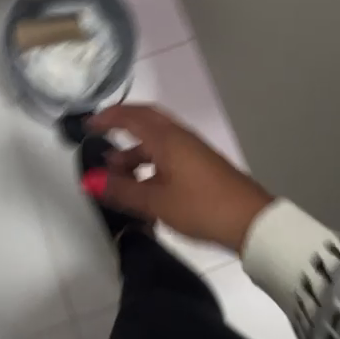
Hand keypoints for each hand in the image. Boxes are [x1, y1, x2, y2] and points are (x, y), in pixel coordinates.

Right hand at [84, 104, 274, 251]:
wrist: (251, 222)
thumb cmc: (200, 207)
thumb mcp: (155, 202)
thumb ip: (122, 190)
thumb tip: (90, 179)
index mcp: (166, 138)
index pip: (131, 117)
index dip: (107, 117)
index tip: (88, 124)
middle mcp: (179, 136)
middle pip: (146, 119)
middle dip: (121, 124)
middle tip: (100, 134)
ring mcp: (192, 149)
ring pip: (157, 139)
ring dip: (135, 150)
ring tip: (116, 174)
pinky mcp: (201, 165)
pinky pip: (168, 152)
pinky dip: (150, 160)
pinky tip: (143, 184)